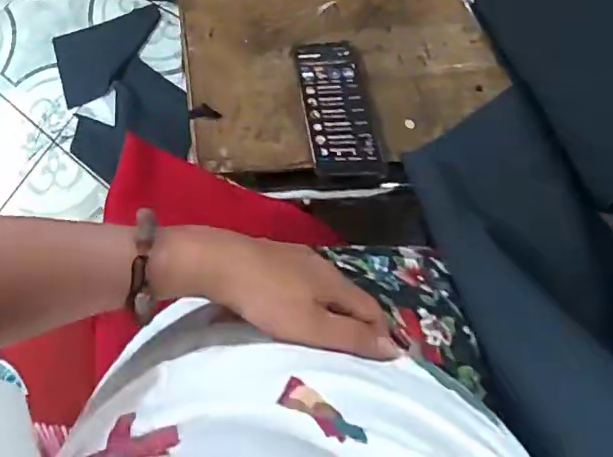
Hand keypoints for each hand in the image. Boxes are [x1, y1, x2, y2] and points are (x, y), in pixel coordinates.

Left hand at [159, 227, 399, 360]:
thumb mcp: (312, 327)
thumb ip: (351, 337)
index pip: (371, 307)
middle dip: (357, 321)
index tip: (383, 358)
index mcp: (333, 278)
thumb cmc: (267, 298)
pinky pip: (302, 280)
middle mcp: (318, 261)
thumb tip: (393, 347)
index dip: (381, 332)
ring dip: (332, 309)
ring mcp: (293, 254)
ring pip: (324, 286)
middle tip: (357, 350)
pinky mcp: (271, 255)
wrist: (220, 261)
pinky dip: (310, 298)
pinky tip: (296, 307)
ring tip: (328, 333)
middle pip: (348, 294)